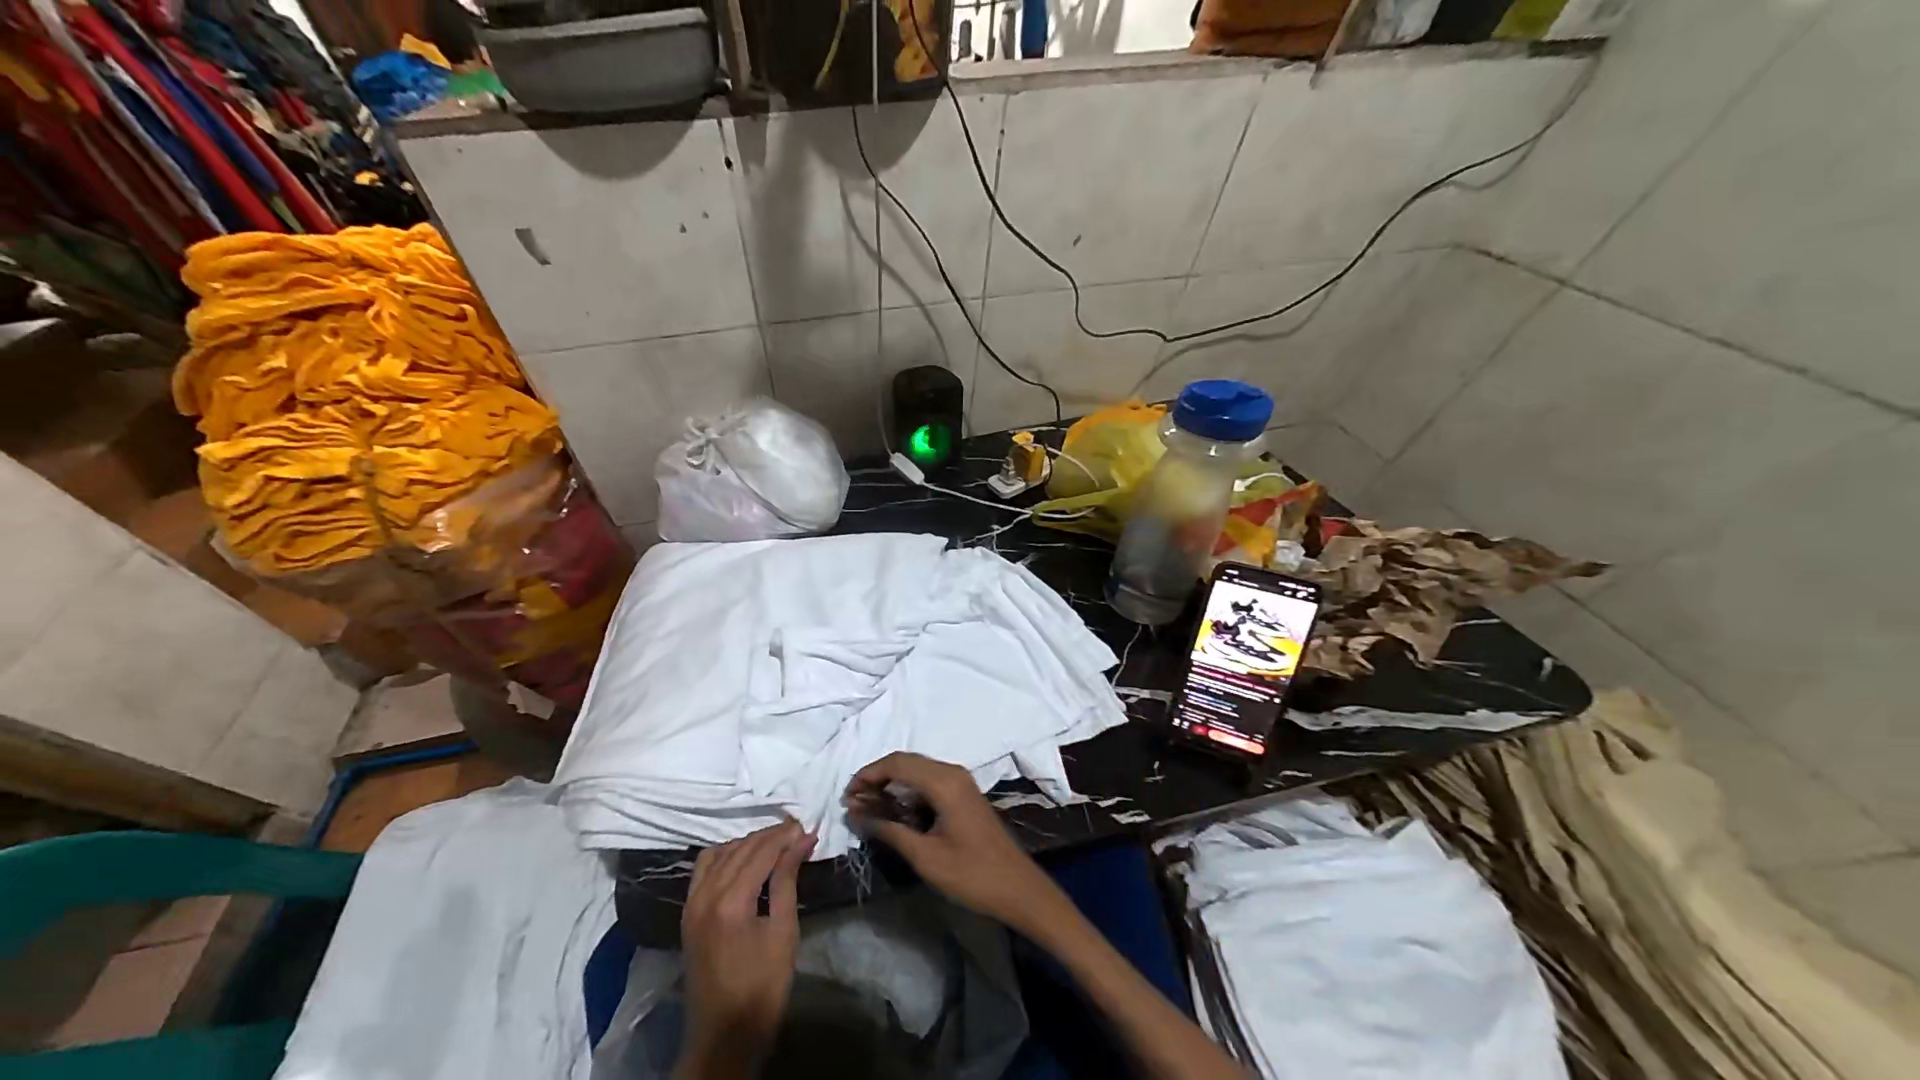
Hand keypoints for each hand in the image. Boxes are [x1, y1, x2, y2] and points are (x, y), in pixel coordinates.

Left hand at [677, 821, 815, 1077]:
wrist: (724, 1034)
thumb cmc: (763, 987)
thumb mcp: (784, 932)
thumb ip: (787, 880)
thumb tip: (801, 841)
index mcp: (730, 902)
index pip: (760, 852)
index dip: (785, 837)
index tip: (807, 827)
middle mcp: (705, 895)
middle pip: (740, 849)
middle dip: (770, 836)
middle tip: (797, 832)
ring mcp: (691, 904)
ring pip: (720, 854)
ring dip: (748, 843)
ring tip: (776, 843)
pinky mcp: (687, 913)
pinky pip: (703, 869)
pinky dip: (725, 856)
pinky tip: (744, 859)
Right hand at [845, 753, 1069, 935]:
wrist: (1018, 888)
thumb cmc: (972, 875)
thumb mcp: (925, 857)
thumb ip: (890, 830)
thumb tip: (857, 814)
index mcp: (944, 782)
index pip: (897, 763)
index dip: (868, 775)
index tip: (846, 796)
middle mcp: (953, 773)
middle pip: (906, 761)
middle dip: (876, 778)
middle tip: (853, 803)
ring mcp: (961, 782)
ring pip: (917, 769)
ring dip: (891, 782)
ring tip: (867, 807)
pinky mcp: (964, 794)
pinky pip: (929, 780)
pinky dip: (907, 789)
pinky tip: (894, 810)